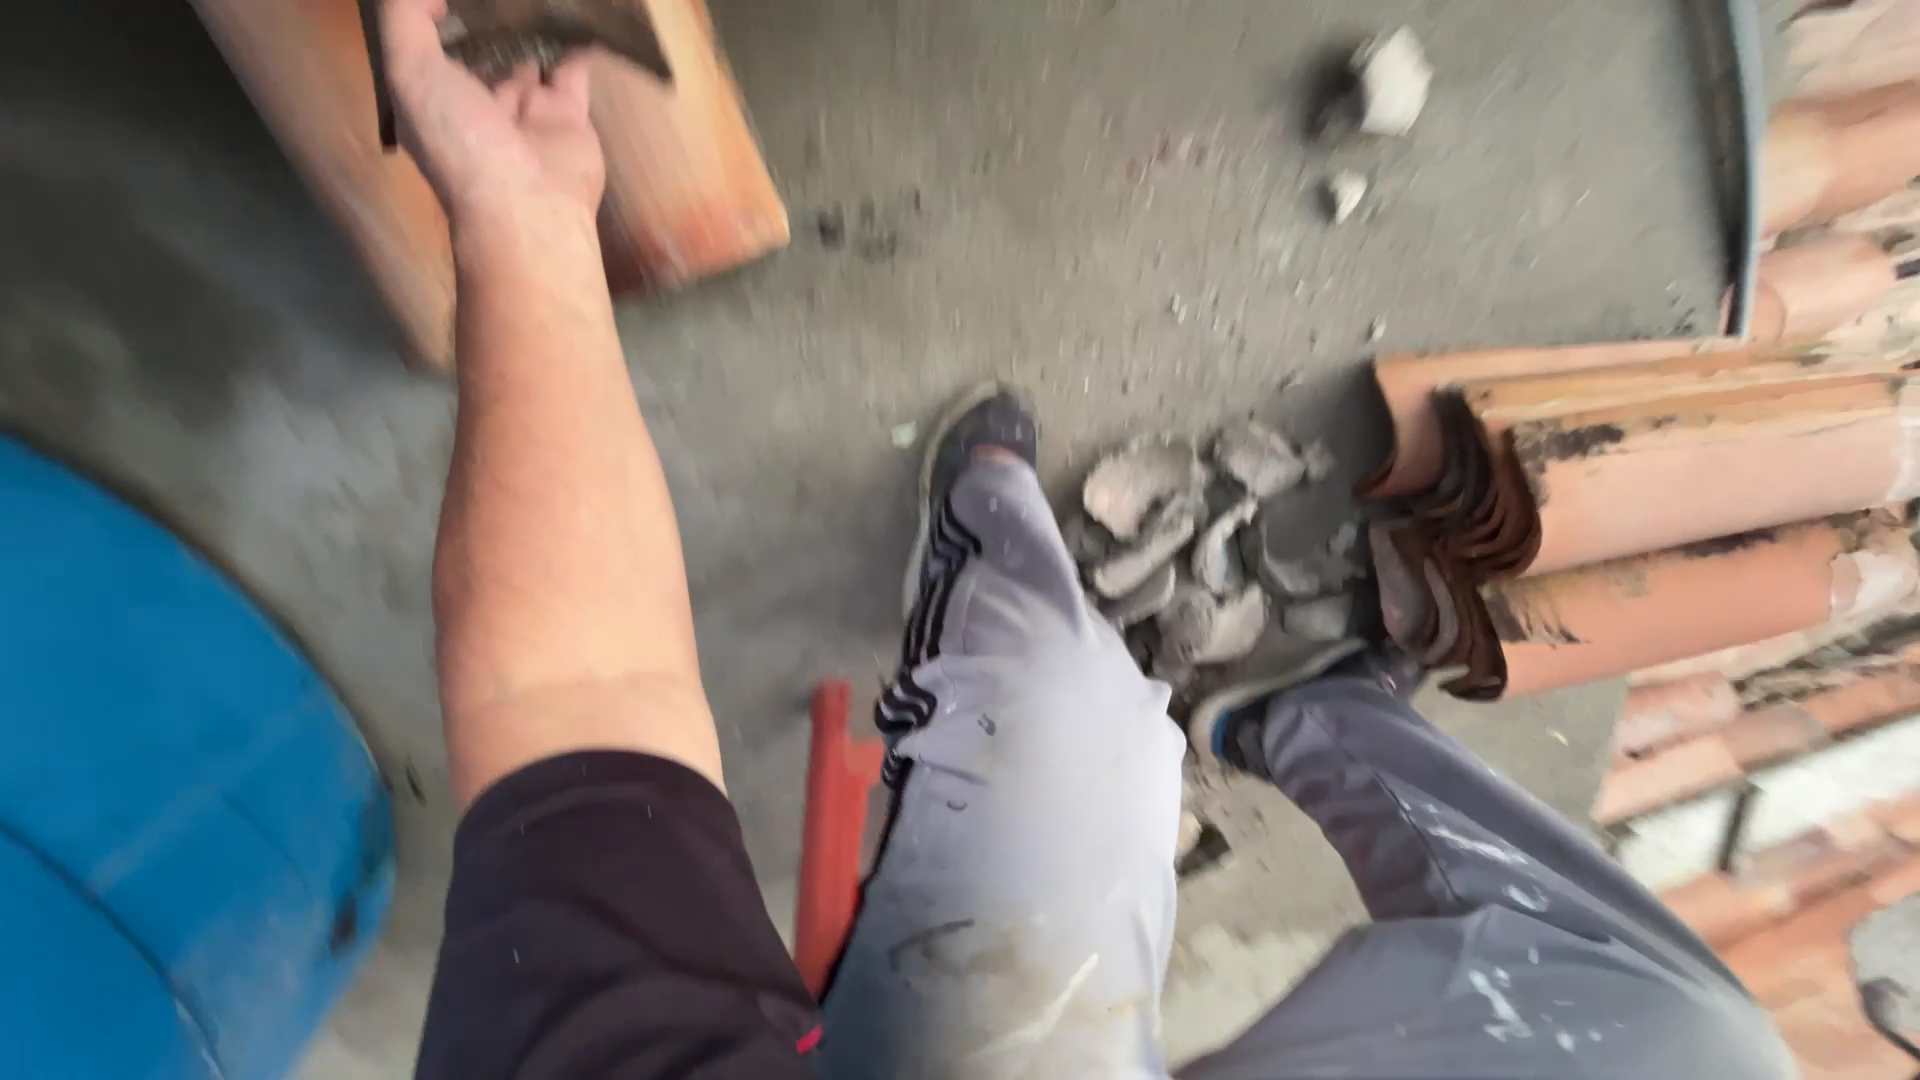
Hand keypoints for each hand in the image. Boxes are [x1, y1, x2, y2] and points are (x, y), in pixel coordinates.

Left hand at [380, 0, 605, 229]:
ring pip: (526, 52)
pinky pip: (573, 70)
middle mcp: (480, 102)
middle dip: (482, 12)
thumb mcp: (408, 70)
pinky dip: (574, 41)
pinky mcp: (570, 116)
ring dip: (526, 21)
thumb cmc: (461, 142)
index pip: (429, 43)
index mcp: (434, 96)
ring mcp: (528, 110)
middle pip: (479, 45)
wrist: (530, 206)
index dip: (432, 11)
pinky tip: (570, 12)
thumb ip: (405, 17)